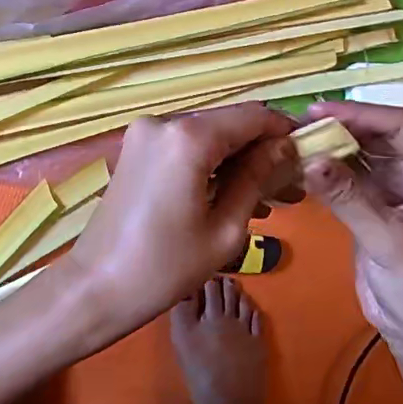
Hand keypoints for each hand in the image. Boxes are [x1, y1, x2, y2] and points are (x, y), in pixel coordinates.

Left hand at [59, 104, 296, 338]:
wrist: (96, 287)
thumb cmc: (165, 266)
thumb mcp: (225, 228)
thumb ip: (256, 178)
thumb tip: (284, 148)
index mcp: (187, 137)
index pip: (252, 116)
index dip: (283, 132)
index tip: (307, 155)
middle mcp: (163, 122)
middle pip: (228, 124)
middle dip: (261, 151)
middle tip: (289, 187)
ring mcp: (143, 134)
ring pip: (206, 136)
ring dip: (236, 161)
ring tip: (267, 200)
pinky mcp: (134, 150)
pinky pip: (183, 148)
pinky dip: (209, 165)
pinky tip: (231, 197)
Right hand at [299, 101, 402, 346]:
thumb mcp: (388, 242)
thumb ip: (348, 197)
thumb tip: (309, 159)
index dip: (360, 115)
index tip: (318, 111)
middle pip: (381, 135)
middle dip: (341, 128)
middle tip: (297, 123)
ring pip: (363, 152)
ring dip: (331, 146)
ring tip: (293, 137)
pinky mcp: (381, 200)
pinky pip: (352, 174)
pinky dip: (328, 168)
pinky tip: (301, 161)